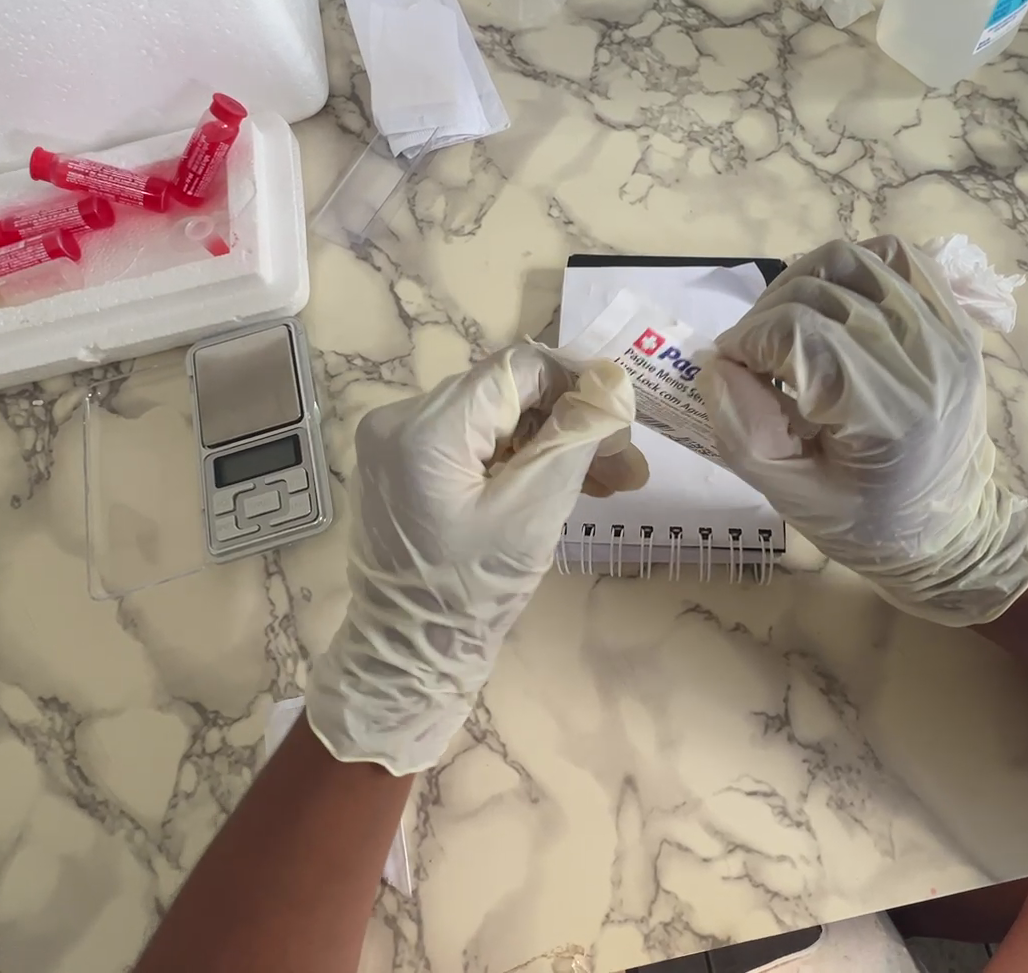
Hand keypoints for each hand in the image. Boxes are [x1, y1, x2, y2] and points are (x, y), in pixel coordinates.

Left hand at [306, 344, 646, 774]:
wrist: (409, 658)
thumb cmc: (470, 595)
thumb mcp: (533, 513)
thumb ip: (574, 439)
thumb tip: (613, 384)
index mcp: (425, 428)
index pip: (519, 369)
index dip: (580, 384)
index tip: (624, 423)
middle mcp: (402, 418)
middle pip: (509, 392)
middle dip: (573, 422)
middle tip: (626, 463)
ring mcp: (401, 441)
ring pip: (499, 417)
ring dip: (555, 443)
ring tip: (612, 481)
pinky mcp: (409, 463)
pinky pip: (479, 442)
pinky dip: (523, 458)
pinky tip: (567, 482)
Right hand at [698, 236, 1027, 625]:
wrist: (951, 531)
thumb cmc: (866, 525)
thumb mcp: (789, 496)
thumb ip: (743, 430)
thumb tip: (716, 365)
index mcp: (885, 411)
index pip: (796, 332)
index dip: (746, 341)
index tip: (729, 370)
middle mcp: (923, 357)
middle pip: (816, 290)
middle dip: (763, 317)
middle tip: (751, 358)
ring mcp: (945, 332)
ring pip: (851, 260)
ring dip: (800, 283)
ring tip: (785, 325)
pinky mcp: (952, 321)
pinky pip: (896, 257)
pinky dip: (850, 269)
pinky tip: (831, 304)